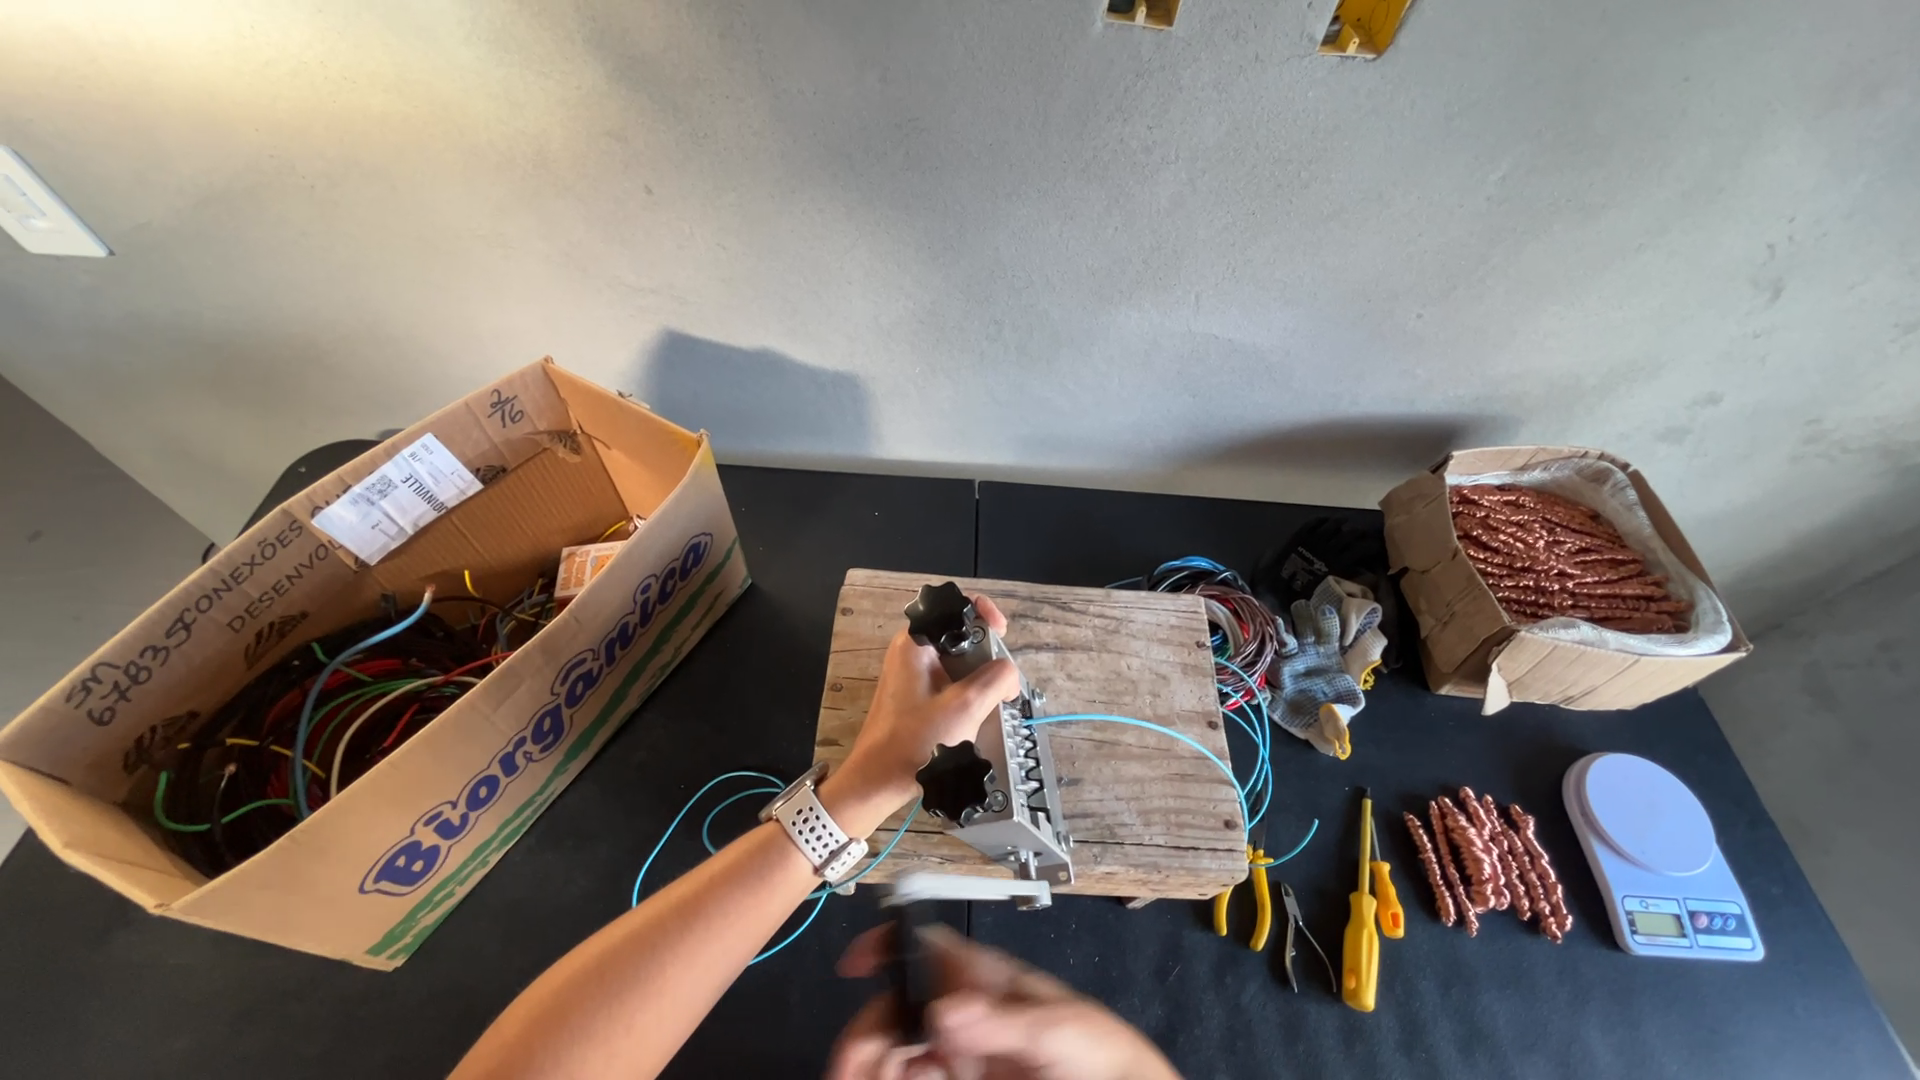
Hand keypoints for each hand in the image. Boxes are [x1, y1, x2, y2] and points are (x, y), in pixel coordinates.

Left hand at [824, 596, 1020, 831]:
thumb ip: (997, 678)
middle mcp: (910, 651)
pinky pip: (948, 682)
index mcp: (915, 642)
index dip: (983, 613)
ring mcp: (911, 675)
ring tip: (990, 705)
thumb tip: (1008, 673)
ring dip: (979, 679)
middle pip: (959, 635)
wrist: (877, 781)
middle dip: (986, 655)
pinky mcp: (914, 696)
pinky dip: (966, 694)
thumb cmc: (917, 741)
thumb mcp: (967, 706)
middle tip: (1001, 682)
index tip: (1003, 634)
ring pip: (957, 661)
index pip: (953, 606)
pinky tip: (974, 718)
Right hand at [827, 923, 1180, 1079]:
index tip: (855, 964)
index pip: (927, 947)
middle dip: (868, 1028)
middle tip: (848, 1066)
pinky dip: (892, 1077)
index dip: (888, 943)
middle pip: (899, 1006)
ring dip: (872, 1059)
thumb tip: (944, 1012)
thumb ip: (1005, 1020)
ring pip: (898, 1045)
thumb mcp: (1058, 1028)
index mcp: (984, 978)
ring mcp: (961, 1049)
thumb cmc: (1095, 1045)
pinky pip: (914, 1075)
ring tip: (857, 1078)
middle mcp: (964, 1008)